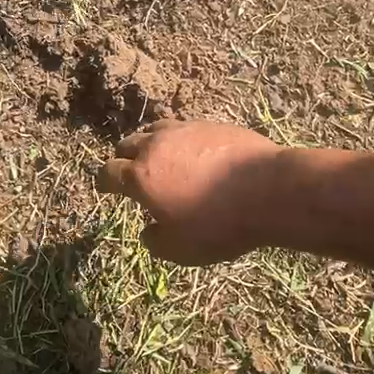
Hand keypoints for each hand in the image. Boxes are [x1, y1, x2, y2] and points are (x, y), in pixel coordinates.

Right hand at [97, 120, 290, 264]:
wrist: (268, 190)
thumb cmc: (219, 225)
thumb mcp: (181, 250)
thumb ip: (155, 241)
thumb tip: (148, 230)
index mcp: (141, 176)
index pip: (108, 172)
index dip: (104, 182)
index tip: (106, 188)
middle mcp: (156, 146)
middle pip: (127, 144)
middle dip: (124, 159)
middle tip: (132, 174)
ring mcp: (184, 130)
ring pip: (154, 129)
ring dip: (150, 144)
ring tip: (159, 159)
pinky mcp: (210, 124)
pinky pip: (183, 128)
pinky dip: (178, 140)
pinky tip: (191, 154)